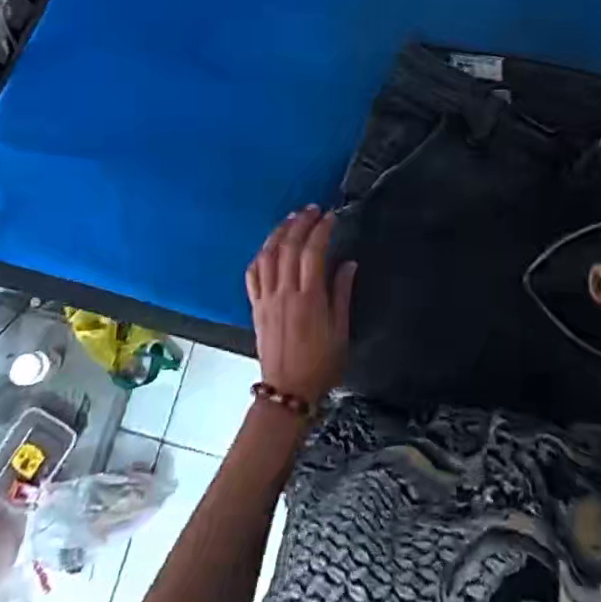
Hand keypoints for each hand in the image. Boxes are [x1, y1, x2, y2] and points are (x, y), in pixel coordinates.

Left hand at [245, 205, 354, 402]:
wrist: (287, 391)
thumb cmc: (321, 365)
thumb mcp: (341, 332)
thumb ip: (342, 294)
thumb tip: (348, 264)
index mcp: (309, 299)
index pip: (313, 252)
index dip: (321, 230)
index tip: (330, 216)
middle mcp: (284, 294)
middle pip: (289, 247)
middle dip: (300, 223)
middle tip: (312, 209)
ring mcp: (266, 299)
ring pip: (268, 256)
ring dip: (279, 233)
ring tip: (291, 219)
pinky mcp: (255, 307)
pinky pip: (252, 274)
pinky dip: (260, 255)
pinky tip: (268, 247)